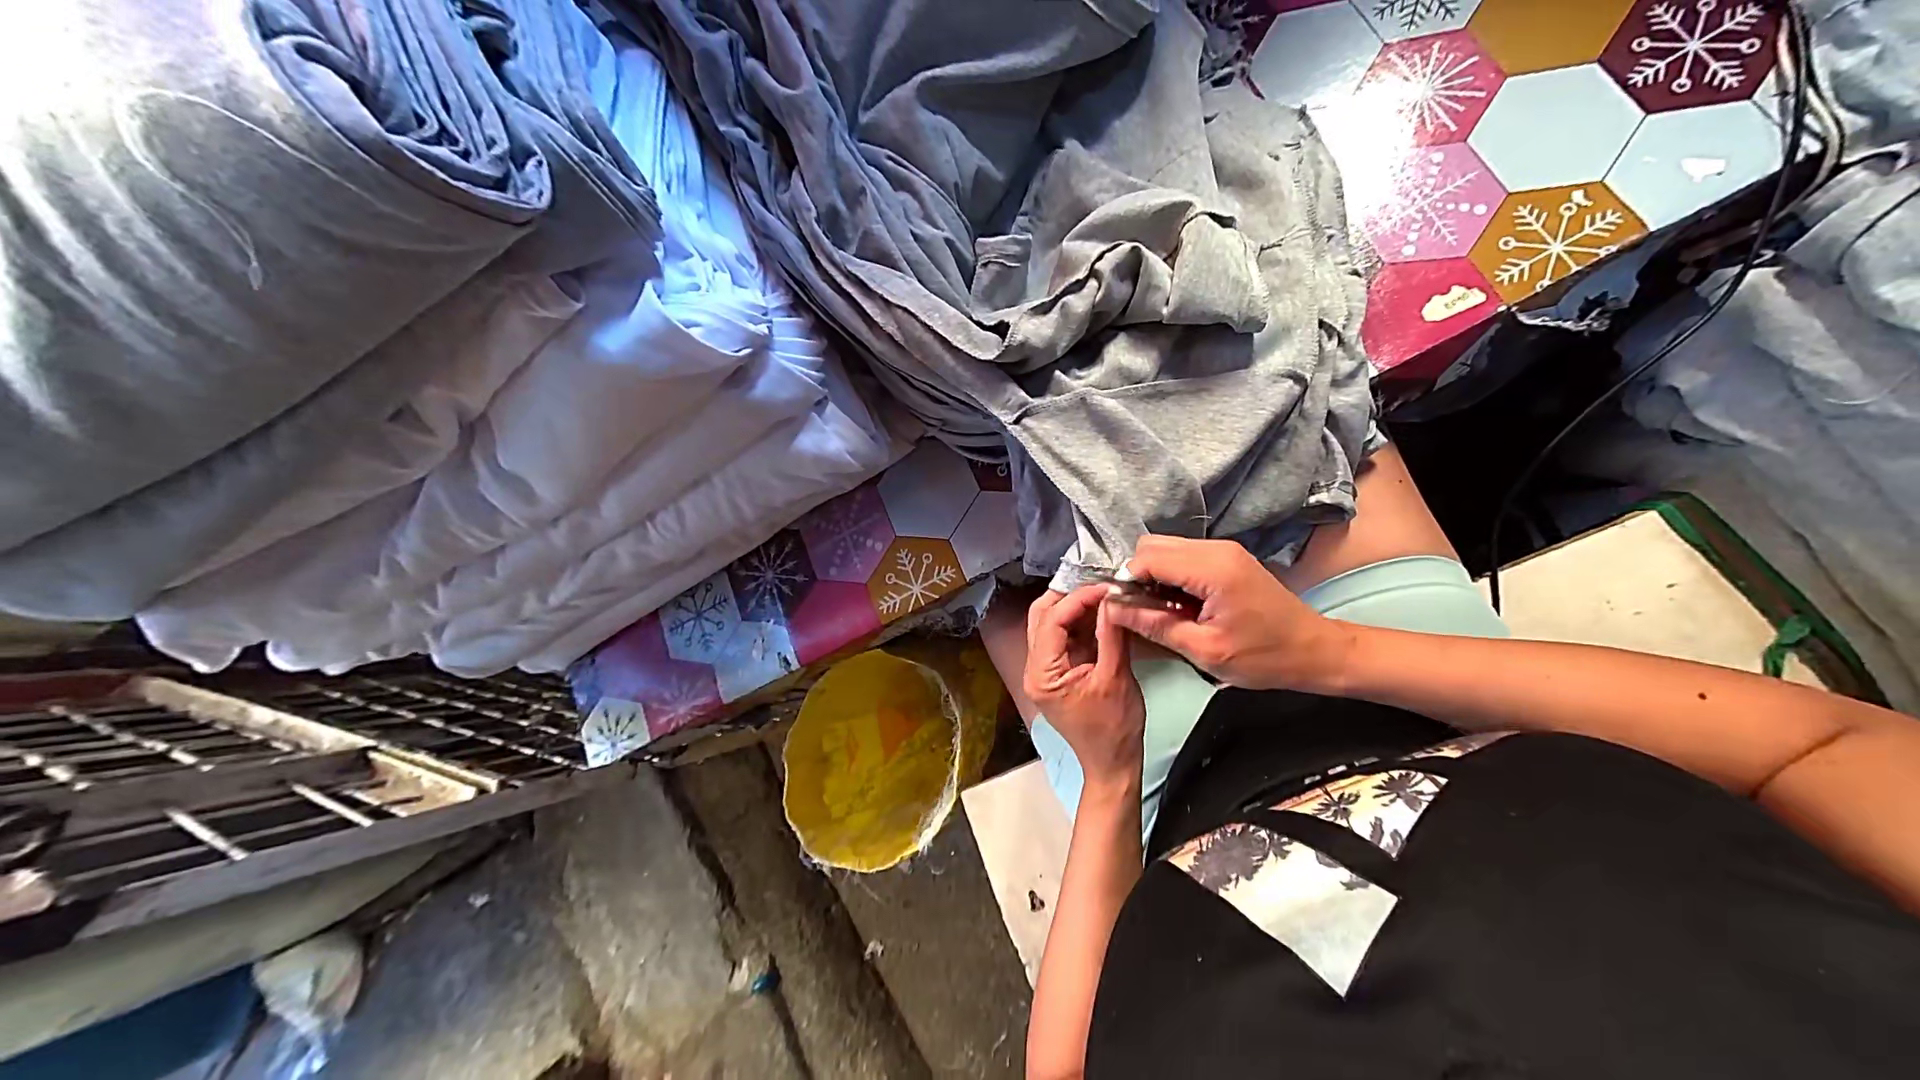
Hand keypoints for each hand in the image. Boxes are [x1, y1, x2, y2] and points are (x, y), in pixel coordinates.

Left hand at [1023, 586, 1146, 786]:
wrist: (1112, 763)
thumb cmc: (1114, 728)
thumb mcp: (1116, 678)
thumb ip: (1111, 634)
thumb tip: (1113, 598)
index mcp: (1042, 674)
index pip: (1051, 621)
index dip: (1077, 599)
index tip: (1105, 587)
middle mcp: (1034, 669)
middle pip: (1041, 617)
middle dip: (1068, 596)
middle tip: (1099, 585)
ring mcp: (1043, 670)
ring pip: (1049, 624)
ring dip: (1073, 608)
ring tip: (1102, 594)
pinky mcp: (1057, 672)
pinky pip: (1062, 638)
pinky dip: (1079, 623)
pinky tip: (1099, 612)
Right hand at [1102, 536, 1355, 692]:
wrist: (1315, 650)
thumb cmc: (1263, 656)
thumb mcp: (1204, 650)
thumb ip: (1154, 625)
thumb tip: (1111, 608)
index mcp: (1212, 569)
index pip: (1147, 558)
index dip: (1126, 582)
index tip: (1123, 610)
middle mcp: (1216, 549)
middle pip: (1152, 545)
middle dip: (1137, 575)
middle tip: (1142, 611)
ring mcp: (1223, 550)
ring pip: (1164, 548)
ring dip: (1153, 575)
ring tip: (1160, 610)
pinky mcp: (1226, 557)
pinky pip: (1182, 555)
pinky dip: (1169, 575)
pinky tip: (1178, 604)